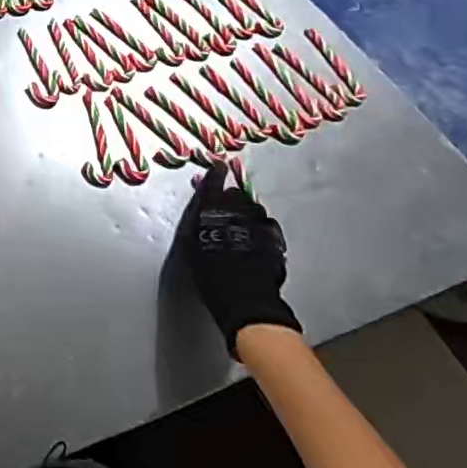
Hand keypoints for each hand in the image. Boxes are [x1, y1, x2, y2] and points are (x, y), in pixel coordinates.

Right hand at [177, 166, 299, 350]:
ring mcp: (261, 225)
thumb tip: (198, 199)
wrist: (246, 302)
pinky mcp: (275, 240)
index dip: (215, 173)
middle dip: (230, 196)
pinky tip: (252, 237)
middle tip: (223, 204)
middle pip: (236, 195)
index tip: (217, 165)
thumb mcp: (191, 246)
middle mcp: (240, 212)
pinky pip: (264, 225)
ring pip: (252, 209)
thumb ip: (194, 220)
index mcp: (215, 210)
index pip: (214, 183)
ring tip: (238, 222)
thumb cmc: (211, 275)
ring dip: (245, 211)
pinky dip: (257, 226)